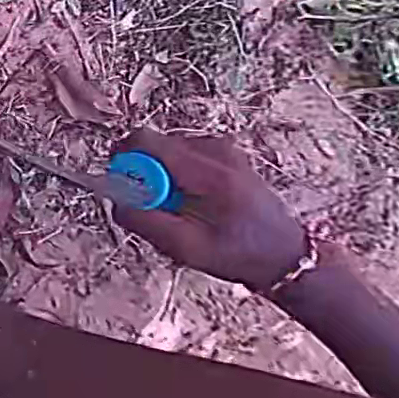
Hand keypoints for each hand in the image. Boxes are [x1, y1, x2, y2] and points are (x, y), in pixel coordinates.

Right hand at [108, 128, 307, 290]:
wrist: (284, 256)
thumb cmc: (236, 254)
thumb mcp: (183, 248)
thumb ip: (143, 221)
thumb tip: (114, 200)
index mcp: (208, 174)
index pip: (146, 141)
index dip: (124, 158)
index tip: (123, 183)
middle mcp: (217, 151)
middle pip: (154, 143)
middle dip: (143, 171)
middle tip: (154, 202)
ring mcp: (224, 149)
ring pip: (166, 147)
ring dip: (159, 172)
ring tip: (176, 202)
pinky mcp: (226, 152)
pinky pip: (182, 151)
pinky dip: (175, 171)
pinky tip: (190, 196)